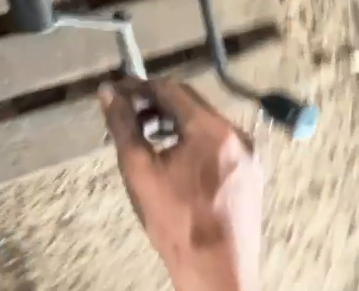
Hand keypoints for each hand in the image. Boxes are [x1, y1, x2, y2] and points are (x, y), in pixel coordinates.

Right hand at [101, 79, 265, 290]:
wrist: (219, 276)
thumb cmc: (175, 220)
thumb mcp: (138, 167)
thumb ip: (122, 123)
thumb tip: (107, 91)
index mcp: (213, 130)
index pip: (169, 88)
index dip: (137, 86)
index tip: (114, 91)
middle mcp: (238, 137)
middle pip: (189, 103)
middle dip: (154, 103)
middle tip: (125, 112)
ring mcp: (249, 158)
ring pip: (203, 123)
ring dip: (171, 120)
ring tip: (143, 134)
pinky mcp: (251, 177)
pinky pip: (216, 143)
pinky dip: (190, 139)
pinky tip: (170, 155)